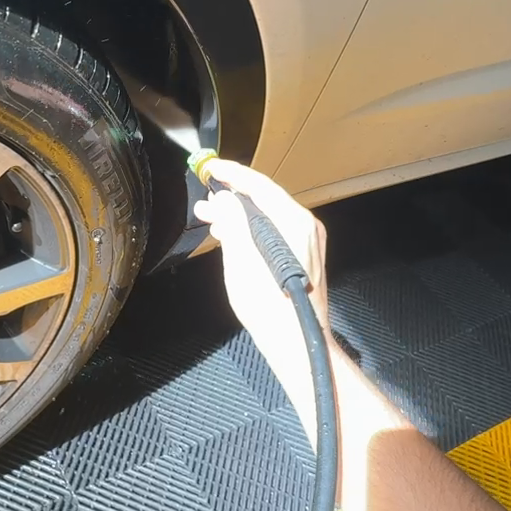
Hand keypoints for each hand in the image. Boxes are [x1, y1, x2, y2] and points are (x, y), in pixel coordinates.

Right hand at [192, 158, 329, 418]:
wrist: (295, 343)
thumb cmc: (267, 304)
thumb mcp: (241, 258)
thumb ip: (233, 221)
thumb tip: (225, 198)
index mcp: (293, 221)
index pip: (260, 185)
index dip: (232, 173)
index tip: (210, 167)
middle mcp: (305, 226)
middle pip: (264, 200)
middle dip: (232, 197)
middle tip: (203, 200)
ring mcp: (307, 242)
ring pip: (267, 217)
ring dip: (238, 215)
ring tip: (209, 218)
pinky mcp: (304, 257)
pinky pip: (273, 232)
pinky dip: (250, 230)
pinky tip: (229, 237)